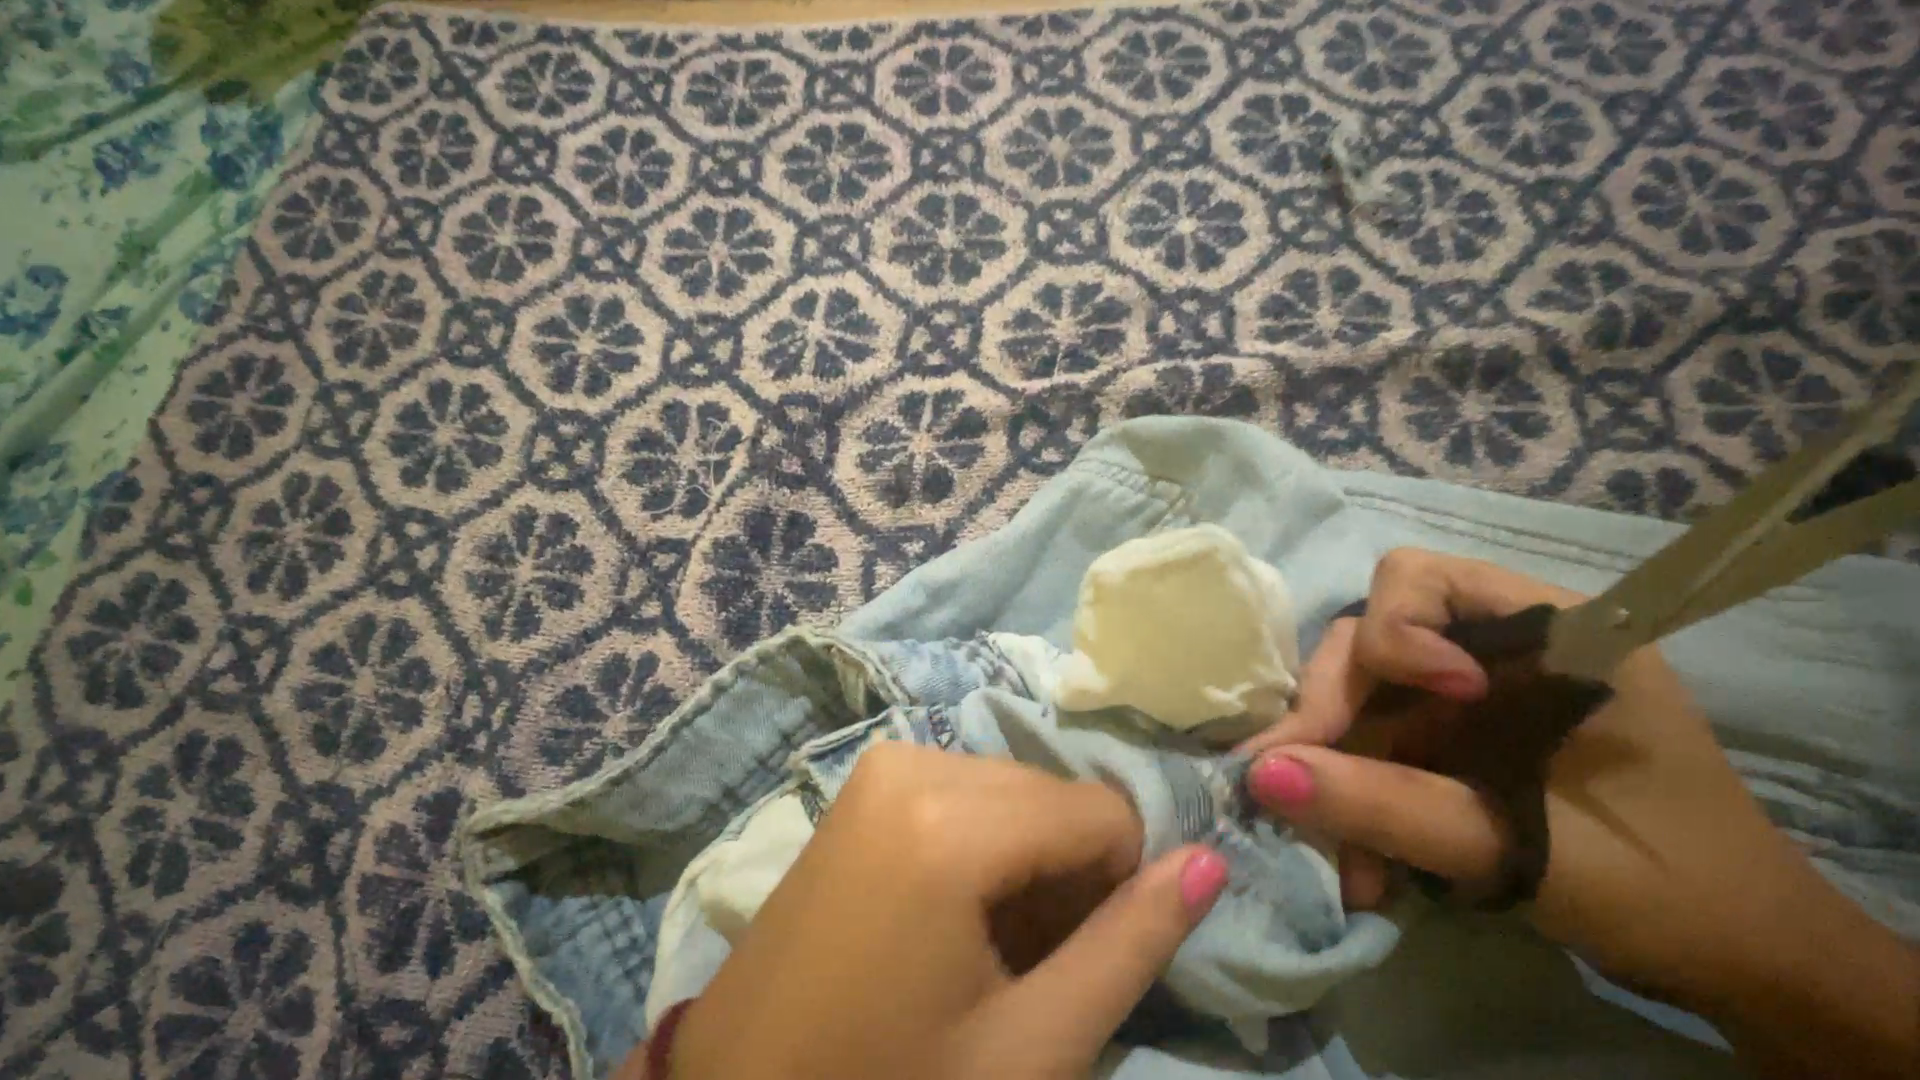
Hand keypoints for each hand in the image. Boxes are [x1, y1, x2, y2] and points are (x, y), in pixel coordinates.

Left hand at [650, 744, 1228, 1079]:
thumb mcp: (1031, 1045)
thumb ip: (1131, 946)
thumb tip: (1209, 862)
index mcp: (949, 821)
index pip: (1102, 811)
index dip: (1119, 886)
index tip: (1086, 957)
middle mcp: (913, 762)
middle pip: (1053, 796)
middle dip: (1070, 873)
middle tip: (1031, 962)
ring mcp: (880, 766)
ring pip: (1013, 791)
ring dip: (1028, 861)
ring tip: (989, 948)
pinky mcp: (862, 782)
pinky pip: (962, 792)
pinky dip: (983, 844)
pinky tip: (952, 915)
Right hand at [1239, 549, 1918, 1078]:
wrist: (1744, 965)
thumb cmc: (1664, 890)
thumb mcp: (1515, 847)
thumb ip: (1387, 805)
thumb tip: (1258, 775)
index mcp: (1551, 632)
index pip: (1421, 580)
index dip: (1393, 636)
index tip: (1422, 715)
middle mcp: (1501, 648)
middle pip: (1374, 642)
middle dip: (1332, 715)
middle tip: (1291, 789)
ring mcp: (1476, 695)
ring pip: (1365, 700)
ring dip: (1336, 769)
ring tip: (1335, 854)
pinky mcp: (1462, 740)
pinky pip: (1383, 744)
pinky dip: (1360, 794)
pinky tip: (1364, 861)